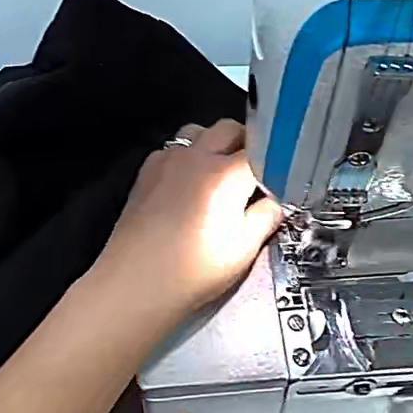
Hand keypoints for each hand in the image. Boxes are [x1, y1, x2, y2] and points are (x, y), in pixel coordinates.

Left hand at [85, 120, 283, 327]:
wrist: (136, 283)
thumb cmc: (193, 271)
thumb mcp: (244, 250)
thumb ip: (265, 217)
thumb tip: (273, 202)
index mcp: (226, 174)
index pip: (261, 151)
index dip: (273, 164)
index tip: (276, 181)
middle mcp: (197, 157)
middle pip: (229, 129)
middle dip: (246, 144)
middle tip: (252, 174)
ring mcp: (168, 160)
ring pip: (199, 131)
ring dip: (214, 143)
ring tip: (218, 173)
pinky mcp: (148, 170)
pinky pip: (174, 148)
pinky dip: (187, 156)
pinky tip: (188, 183)